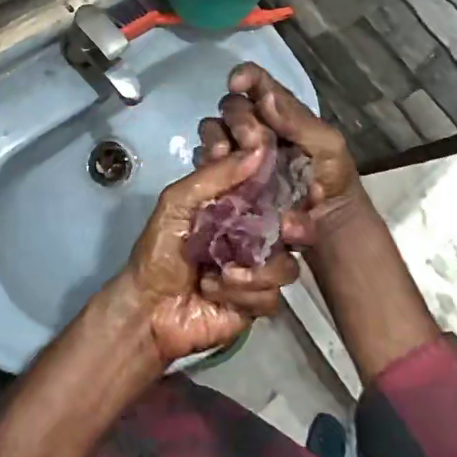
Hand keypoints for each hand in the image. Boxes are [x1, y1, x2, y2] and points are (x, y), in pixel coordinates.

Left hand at [117, 147, 300, 362]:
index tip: (307, 186)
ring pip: (287, 264)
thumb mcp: (178, 201)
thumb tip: (258, 149)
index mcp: (235, 204)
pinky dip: (244, 293)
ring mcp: (257, 268)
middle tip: (286, 229)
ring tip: (223, 272)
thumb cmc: (160, 247)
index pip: (274, 189)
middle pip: (296, 227)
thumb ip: (216, 175)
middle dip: (295, 227)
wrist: (149, 307)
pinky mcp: (258, 301)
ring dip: (256, 270)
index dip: (293, 187)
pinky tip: (215, 290)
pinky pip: (272, 295)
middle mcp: (252, 233)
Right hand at [199, 63, 362, 240]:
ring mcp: (236, 153)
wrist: (330, 234)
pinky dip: (208, 166)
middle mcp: (253, 127)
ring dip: (216, 140)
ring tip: (225, 157)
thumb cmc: (333, 183)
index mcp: (279, 112)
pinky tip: (218, 177)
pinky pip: (205, 164)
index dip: (245, 76)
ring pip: (212, 131)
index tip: (235, 83)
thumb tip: (265, 98)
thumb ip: (299, 121)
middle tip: (250, 141)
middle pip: (231, 106)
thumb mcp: (328, 149)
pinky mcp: (224, 180)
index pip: (257, 82)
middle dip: (237, 118)